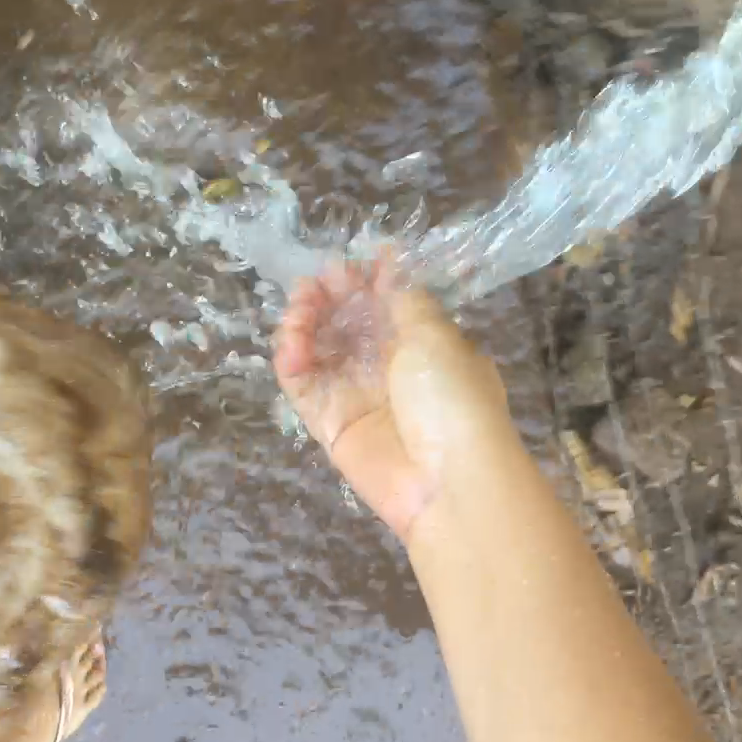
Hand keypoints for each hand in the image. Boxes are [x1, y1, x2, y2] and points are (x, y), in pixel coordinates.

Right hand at [273, 254, 511, 539]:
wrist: (447, 479)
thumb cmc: (451, 398)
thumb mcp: (435, 336)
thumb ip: (402, 299)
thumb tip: (389, 261)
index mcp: (418, 341)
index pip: (380, 302)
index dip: (360, 281)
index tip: (344, 265)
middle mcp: (382, 364)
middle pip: (341, 322)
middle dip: (325, 298)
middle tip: (312, 287)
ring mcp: (352, 392)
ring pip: (315, 349)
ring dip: (302, 325)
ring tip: (298, 314)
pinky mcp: (326, 420)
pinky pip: (300, 385)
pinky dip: (290, 363)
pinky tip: (291, 349)